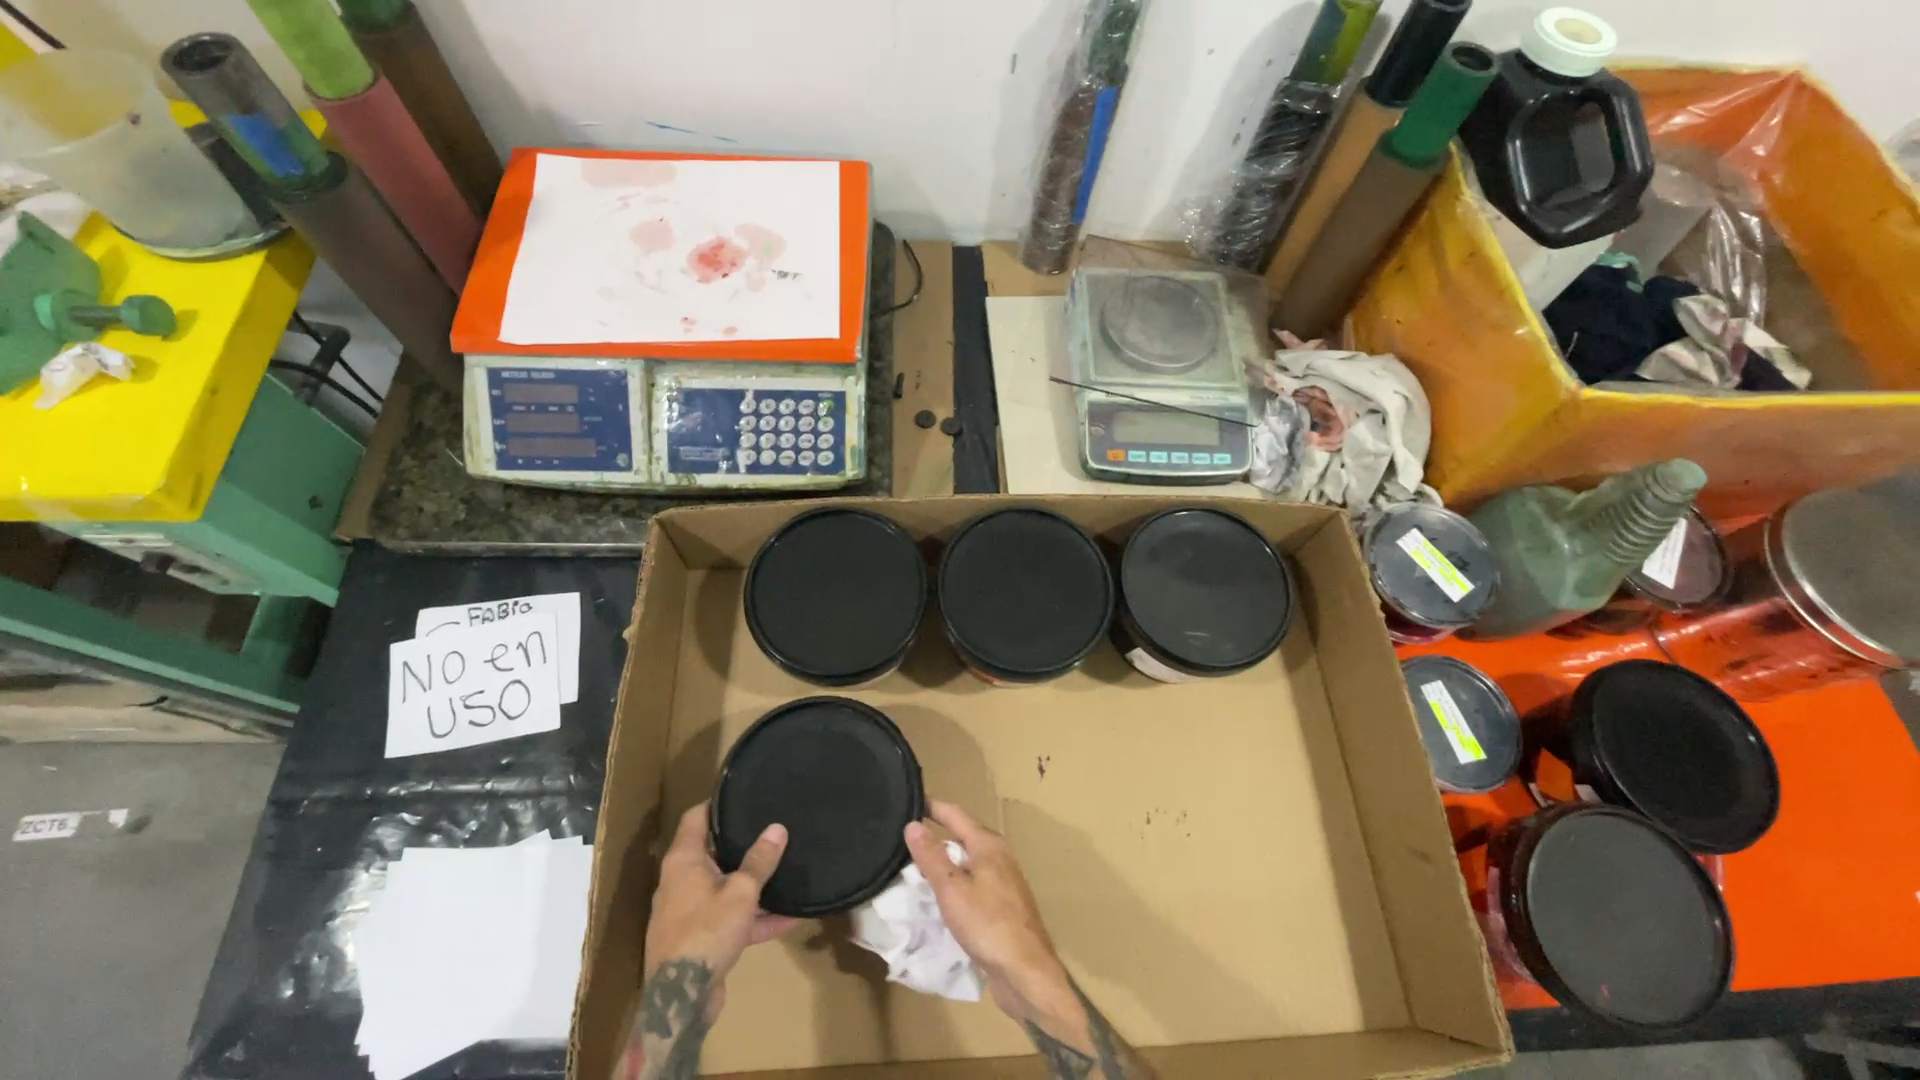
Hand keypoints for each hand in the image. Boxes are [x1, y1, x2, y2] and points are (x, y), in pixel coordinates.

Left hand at [642, 803, 797, 1021]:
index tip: (742, 794)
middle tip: (772, 830)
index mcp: (683, 861)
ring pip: (725, 888)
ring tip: (786, 874)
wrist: (681, 998)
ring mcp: (689, 912)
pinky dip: (755, 918)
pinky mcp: (700, 939)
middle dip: (742, 845)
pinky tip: (789, 919)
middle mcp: (681, 882)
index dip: (717, 804)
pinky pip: (730, 919)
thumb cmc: (706, 931)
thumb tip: (777, 828)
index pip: (696, 818)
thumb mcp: (741, 892)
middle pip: (712, 853)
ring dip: (753, 886)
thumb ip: (760, 860)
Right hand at [903, 801, 1078, 1030]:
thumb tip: (912, 824)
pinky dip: (954, 881)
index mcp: (988, 845)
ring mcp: (1004, 881)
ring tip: (915, 863)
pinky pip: (973, 882)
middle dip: (937, 832)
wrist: (1026, 971)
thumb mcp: (951, 889)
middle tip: (904, 834)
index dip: (931, 807)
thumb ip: (931, 856)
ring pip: (968, 860)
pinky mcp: (1003, 905)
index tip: (907, 801)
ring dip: (945, 859)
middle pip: (964, 835)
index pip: (955, 814)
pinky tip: (941, 895)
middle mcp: (999, 857)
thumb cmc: (988, 925)